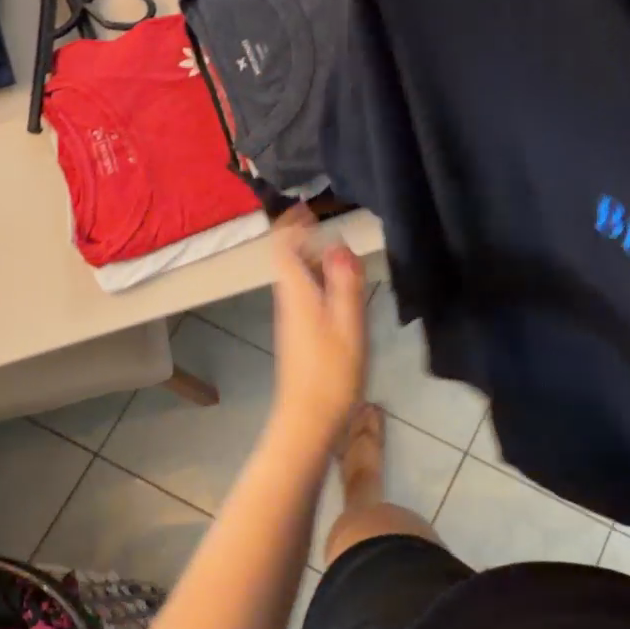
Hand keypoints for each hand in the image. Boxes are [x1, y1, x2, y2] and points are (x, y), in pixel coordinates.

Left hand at [269, 206, 369, 434]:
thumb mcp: (347, 325)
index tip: (311, 208)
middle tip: (333, 225)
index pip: (282, 247)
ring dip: (314, 259)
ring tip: (343, 252)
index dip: (291, 223)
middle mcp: (288, 301)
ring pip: (296, 276)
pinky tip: (342, 289)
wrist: (309, 420)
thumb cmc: (331, 373)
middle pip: (288, 259)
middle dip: (306, 237)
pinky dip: (319, 280)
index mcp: (297, 293)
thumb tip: (339, 244)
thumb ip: (344, 283)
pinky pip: (304, 293)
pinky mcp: (299, 335)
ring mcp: (291, 319)